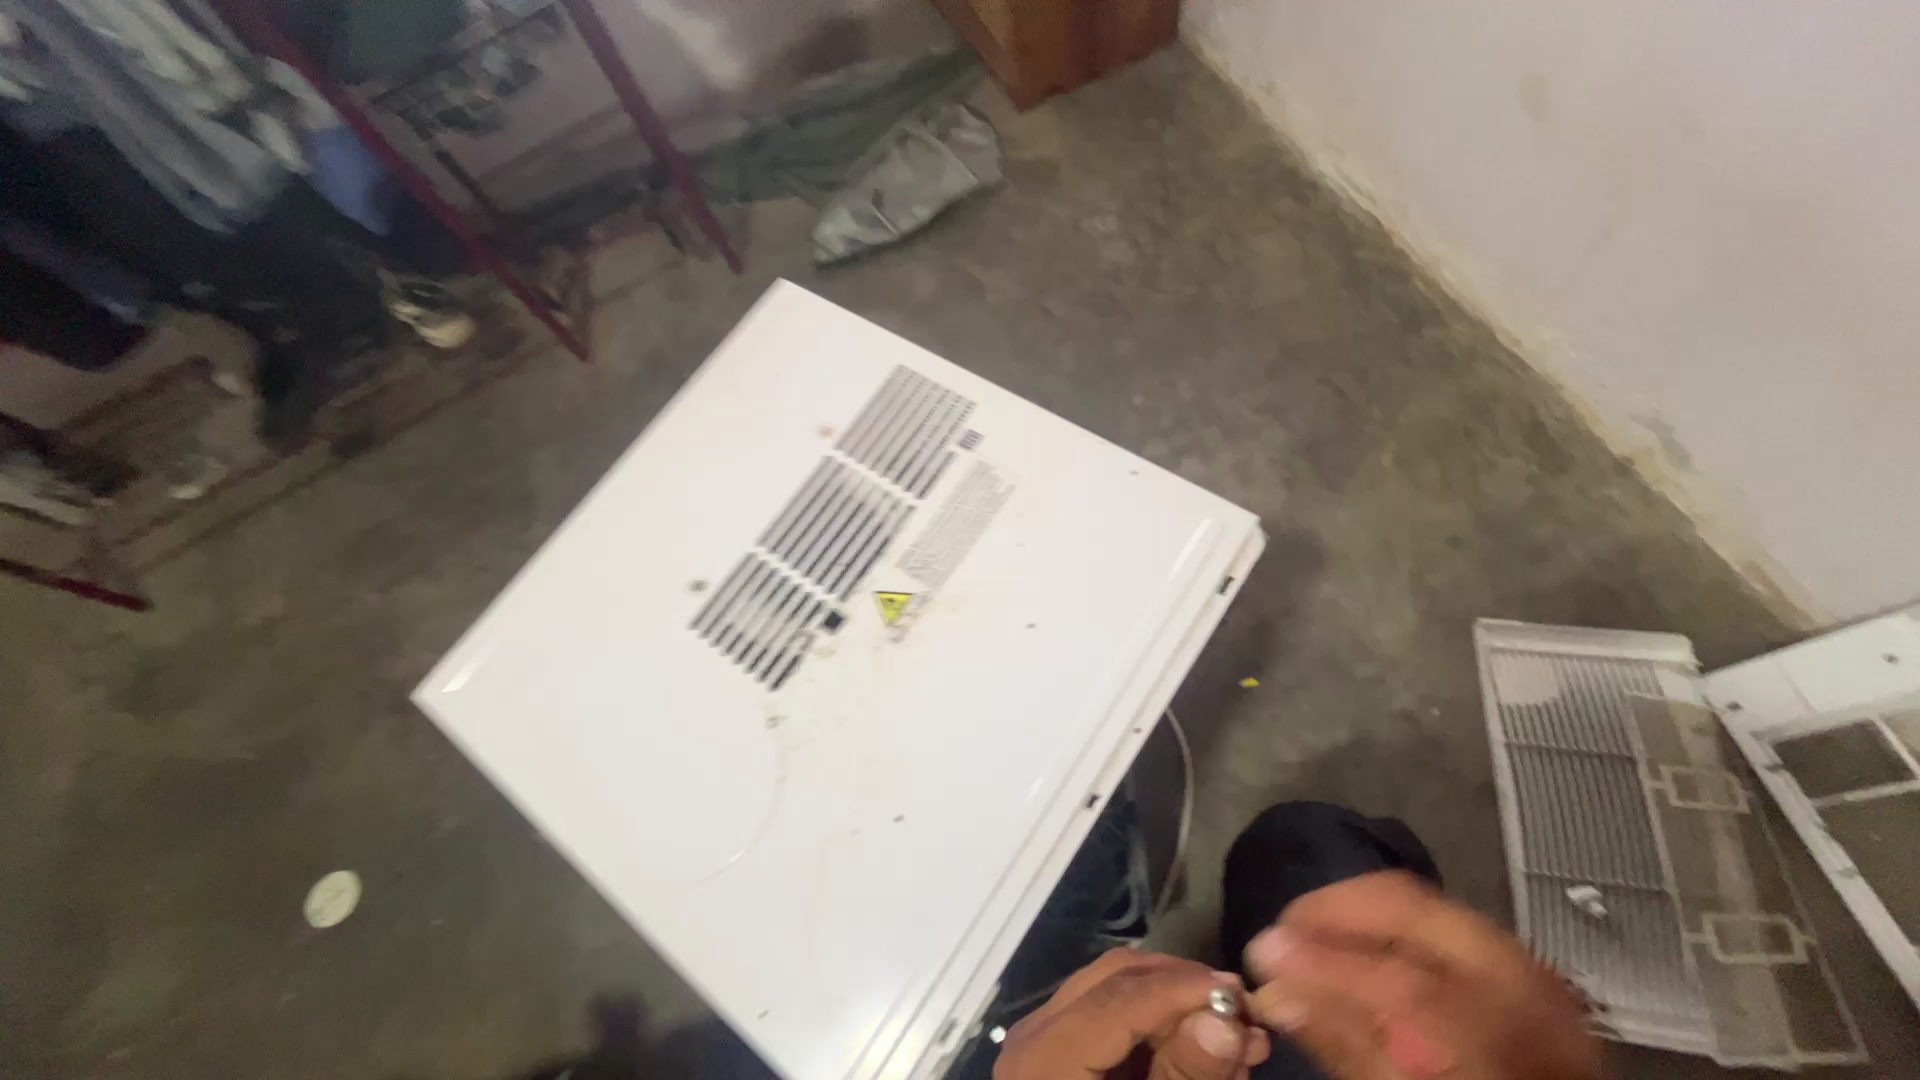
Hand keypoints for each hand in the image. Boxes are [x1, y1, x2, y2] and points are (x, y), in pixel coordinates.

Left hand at [995, 948, 1271, 1079]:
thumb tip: (1223, 1017)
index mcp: (1044, 1058)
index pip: (1119, 997)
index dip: (1181, 988)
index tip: (1242, 991)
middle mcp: (1034, 1036)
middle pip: (1114, 980)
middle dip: (1182, 988)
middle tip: (1245, 1011)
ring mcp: (1041, 1042)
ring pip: (1114, 993)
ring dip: (1177, 1006)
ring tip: (1240, 1037)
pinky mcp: (1057, 1057)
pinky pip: (1110, 1022)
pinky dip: (1159, 1030)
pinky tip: (1207, 1052)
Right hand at [1242, 871, 1600, 1079]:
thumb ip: (1348, 1048)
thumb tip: (1275, 995)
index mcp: (1496, 1032)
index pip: (1399, 982)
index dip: (1322, 962)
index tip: (1260, 953)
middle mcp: (1517, 977)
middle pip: (1405, 906)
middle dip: (1329, 909)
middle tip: (1279, 929)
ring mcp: (1518, 959)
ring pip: (1414, 898)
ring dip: (1348, 908)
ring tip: (1303, 932)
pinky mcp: (1508, 955)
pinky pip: (1427, 912)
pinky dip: (1377, 917)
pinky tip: (1347, 940)